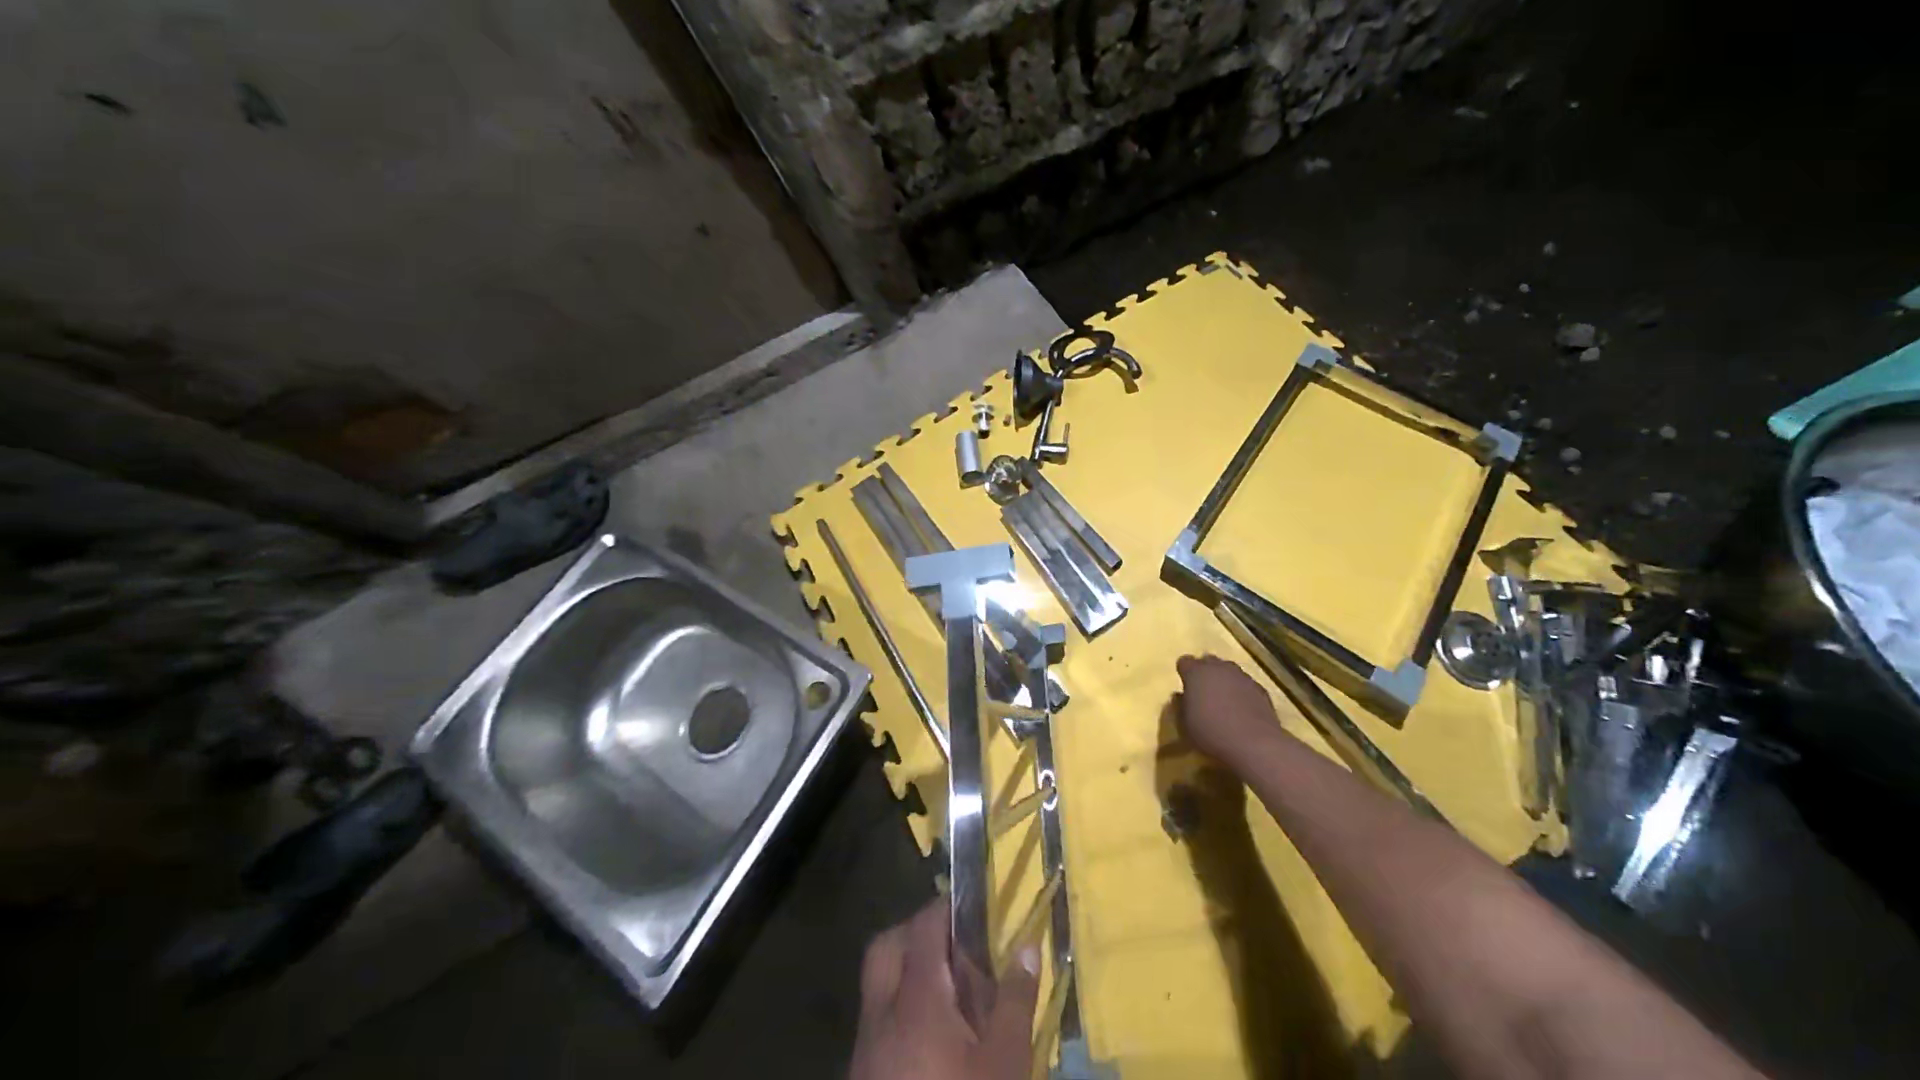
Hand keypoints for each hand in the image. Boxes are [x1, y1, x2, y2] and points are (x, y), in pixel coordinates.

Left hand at [849, 899, 1040, 1079]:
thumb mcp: (1004, 1061)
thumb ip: (1015, 1000)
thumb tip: (1027, 946)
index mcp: (917, 996)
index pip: (925, 928)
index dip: (946, 908)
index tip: (972, 902)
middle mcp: (882, 1009)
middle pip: (886, 947)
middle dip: (917, 933)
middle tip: (955, 943)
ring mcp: (866, 1041)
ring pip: (877, 981)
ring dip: (907, 968)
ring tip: (949, 986)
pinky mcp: (862, 1070)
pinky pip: (876, 1015)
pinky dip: (900, 1003)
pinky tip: (932, 1031)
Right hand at [1174, 654, 1284, 768]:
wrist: (1255, 744)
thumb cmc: (1211, 732)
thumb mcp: (1185, 724)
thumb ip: (1181, 705)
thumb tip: (1181, 696)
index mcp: (1196, 673)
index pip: (1185, 662)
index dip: (1184, 673)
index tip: (1185, 687)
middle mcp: (1220, 668)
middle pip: (1209, 661)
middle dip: (1205, 673)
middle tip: (1203, 692)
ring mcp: (1243, 677)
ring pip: (1229, 671)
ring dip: (1224, 681)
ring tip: (1223, 702)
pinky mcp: (1261, 689)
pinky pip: (1245, 684)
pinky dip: (1241, 692)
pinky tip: (1241, 710)